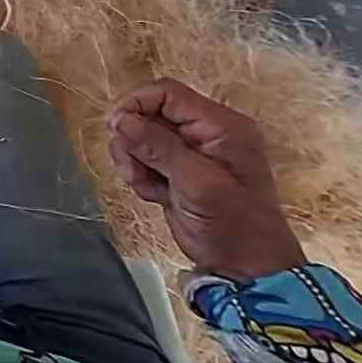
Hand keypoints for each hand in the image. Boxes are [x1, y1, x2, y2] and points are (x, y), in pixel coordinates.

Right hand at [106, 78, 305, 280]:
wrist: (248, 270)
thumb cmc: (233, 225)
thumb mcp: (197, 184)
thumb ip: (159, 147)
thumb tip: (120, 120)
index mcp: (220, 125)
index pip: (165, 92)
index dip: (134, 103)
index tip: (114, 127)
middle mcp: (204, 132)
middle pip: (148, 113)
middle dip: (132, 139)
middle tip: (133, 169)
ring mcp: (190, 152)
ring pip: (139, 136)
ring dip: (133, 160)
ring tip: (145, 185)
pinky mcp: (177, 171)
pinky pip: (142, 158)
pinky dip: (139, 174)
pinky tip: (154, 194)